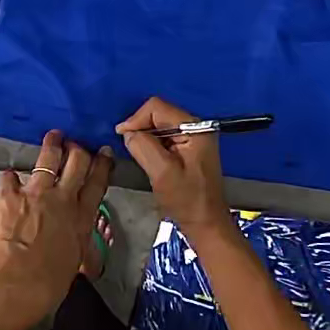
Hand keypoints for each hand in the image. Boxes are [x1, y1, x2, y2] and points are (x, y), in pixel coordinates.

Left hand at [0, 130, 112, 329]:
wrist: (11, 286)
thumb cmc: (46, 285)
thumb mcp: (74, 265)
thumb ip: (77, 247)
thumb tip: (77, 248)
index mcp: (82, 219)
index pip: (98, 183)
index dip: (103, 165)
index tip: (104, 152)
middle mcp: (63, 200)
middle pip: (77, 163)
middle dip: (79, 150)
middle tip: (78, 144)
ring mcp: (36, 195)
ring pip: (49, 160)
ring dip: (53, 146)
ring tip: (54, 136)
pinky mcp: (9, 197)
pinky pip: (11, 177)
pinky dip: (12, 176)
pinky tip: (10, 175)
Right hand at [117, 97, 231, 238]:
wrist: (206, 222)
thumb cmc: (187, 199)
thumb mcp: (162, 172)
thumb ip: (144, 146)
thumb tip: (128, 132)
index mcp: (195, 128)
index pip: (157, 107)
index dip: (136, 119)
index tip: (122, 137)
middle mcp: (197, 127)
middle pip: (160, 113)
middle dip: (141, 127)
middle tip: (128, 147)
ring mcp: (195, 138)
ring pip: (161, 125)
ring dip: (146, 137)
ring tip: (137, 154)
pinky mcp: (190, 149)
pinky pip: (166, 137)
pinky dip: (153, 144)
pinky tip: (148, 159)